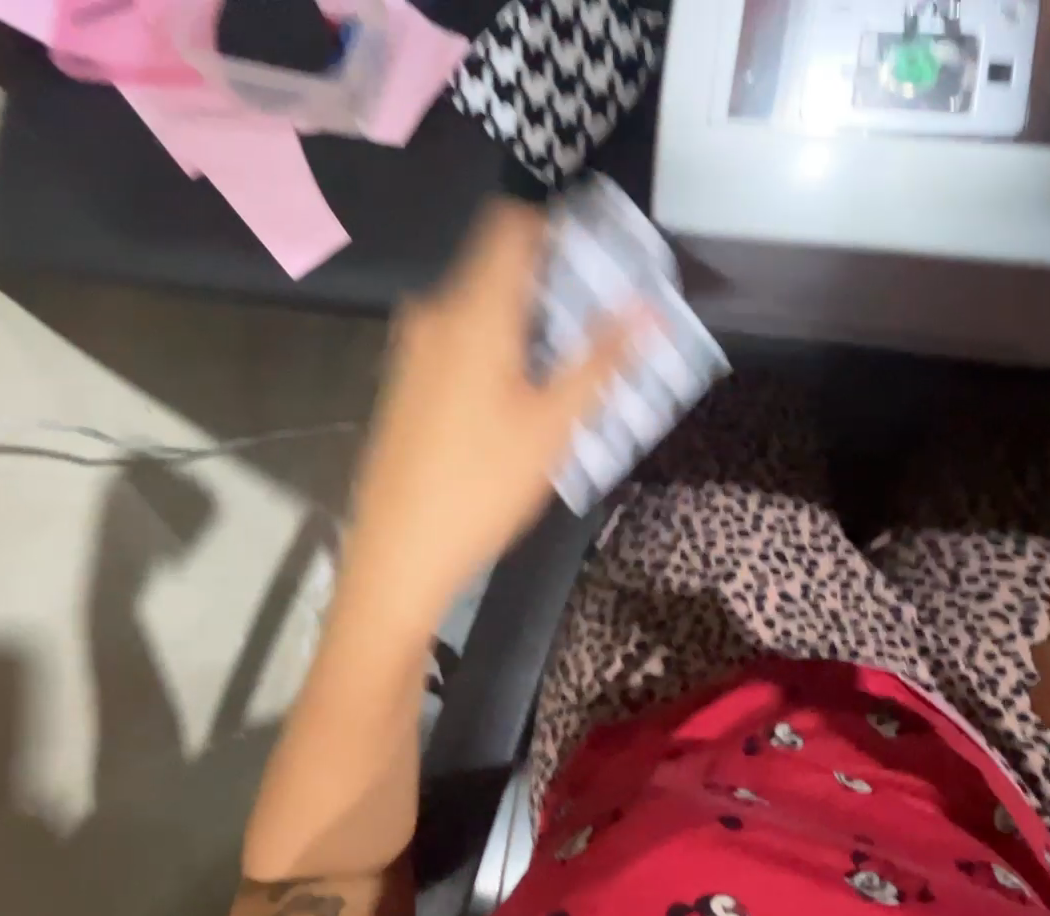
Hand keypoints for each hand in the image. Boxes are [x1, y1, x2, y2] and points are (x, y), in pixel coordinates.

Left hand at [342, 199, 642, 629]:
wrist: (397, 553)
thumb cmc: (481, 487)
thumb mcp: (554, 426)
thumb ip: (602, 359)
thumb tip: (651, 309)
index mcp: (472, 312)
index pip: (512, 227)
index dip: (556, 231)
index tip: (595, 265)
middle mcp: (433, 316)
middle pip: (497, 271)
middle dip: (549, 290)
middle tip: (595, 332)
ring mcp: (410, 351)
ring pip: (476, 312)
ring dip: (522, 327)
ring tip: (562, 375)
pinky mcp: (403, 385)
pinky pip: (454, 344)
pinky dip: (491, 353)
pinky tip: (512, 405)